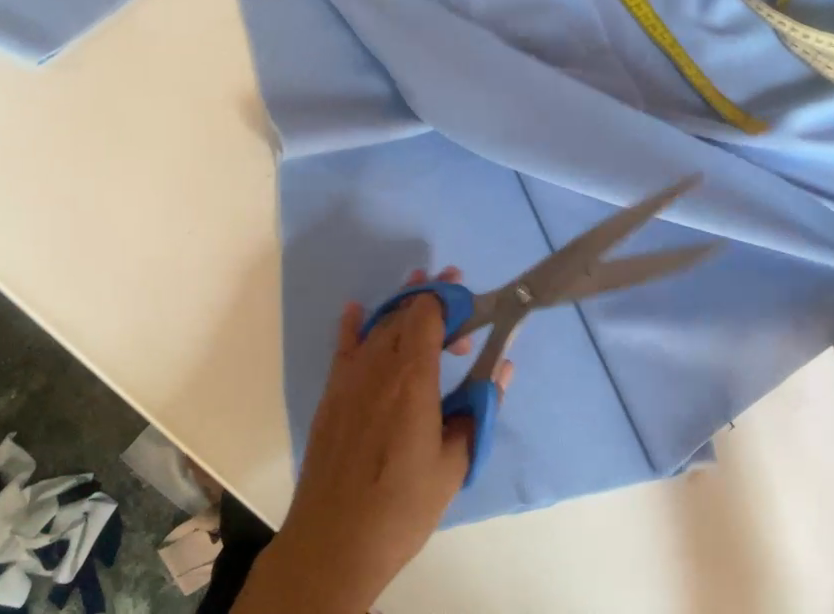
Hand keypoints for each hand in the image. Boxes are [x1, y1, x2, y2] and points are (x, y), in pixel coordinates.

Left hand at [237, 268, 513, 613]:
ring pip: (377, 327)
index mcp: (412, 381)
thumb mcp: (454, 464)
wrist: (334, 543)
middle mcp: (378, 369)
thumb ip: (477, 411)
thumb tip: (502, 369)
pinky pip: (342, 347)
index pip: (427, 317)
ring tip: (421, 291)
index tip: (470, 302)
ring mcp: (349, 380)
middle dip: (432, 297)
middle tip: (457, 290)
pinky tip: (359, 310)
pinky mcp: (331, 397)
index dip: (449, 301)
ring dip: (401, 307)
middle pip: (404, 315)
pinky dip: (353, 324)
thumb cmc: (402, 507)